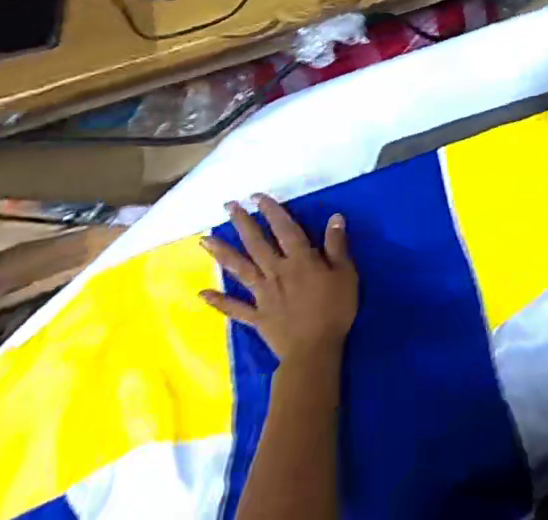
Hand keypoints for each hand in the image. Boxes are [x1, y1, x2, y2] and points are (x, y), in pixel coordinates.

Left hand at [200, 195, 357, 366]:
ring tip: (204, 240)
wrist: (314, 351)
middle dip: (242, 223)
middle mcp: (276, 271)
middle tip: (228, 206)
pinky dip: (218, 301)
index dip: (271, 210)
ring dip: (222, 254)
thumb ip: (337, 245)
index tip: (258, 196)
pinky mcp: (256, 316)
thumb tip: (335, 217)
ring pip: (239, 269)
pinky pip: (234, 308)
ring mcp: (262, 294)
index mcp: (299, 260)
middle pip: (256, 243)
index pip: (284, 228)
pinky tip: (202, 293)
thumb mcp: (346, 274)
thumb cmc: (335, 309)